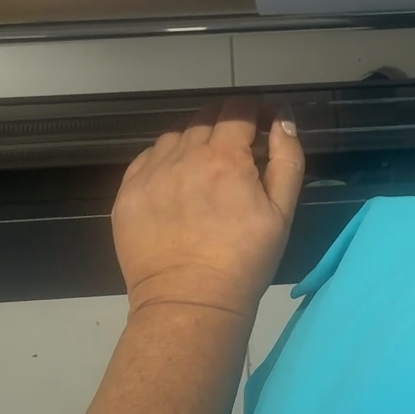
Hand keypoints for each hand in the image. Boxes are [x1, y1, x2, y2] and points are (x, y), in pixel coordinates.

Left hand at [112, 98, 304, 317]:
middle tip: (236, 151)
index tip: (259, 123)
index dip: (251, 110)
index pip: (237, 109)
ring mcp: (151, 174)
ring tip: (204, 169)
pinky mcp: (127, 194)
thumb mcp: (282, 211)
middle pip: (205, 118)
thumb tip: (282, 117)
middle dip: (224, 124)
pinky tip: (176, 182)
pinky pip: (147, 158)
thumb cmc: (245, 259)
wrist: (190, 304)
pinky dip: (165, 160)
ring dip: (193, 141)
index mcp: (225, 156)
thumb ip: (287, 157)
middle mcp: (184, 156)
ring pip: (175, 136)